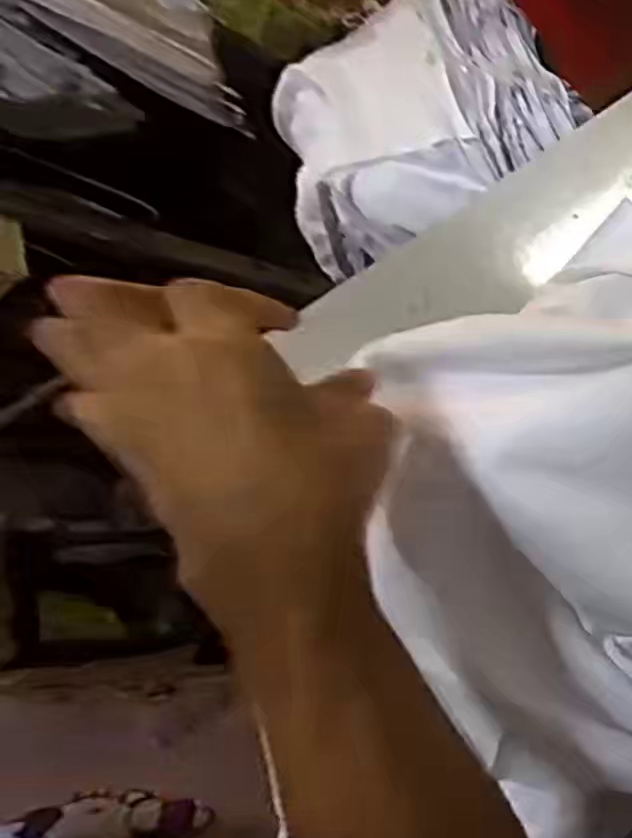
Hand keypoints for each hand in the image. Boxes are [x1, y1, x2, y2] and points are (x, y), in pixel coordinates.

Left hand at [29, 278, 393, 635]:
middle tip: (188, 322)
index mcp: (220, 347)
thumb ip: (347, 396)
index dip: (245, 301)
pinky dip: (109, 392)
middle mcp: (152, 362)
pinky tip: (154, 409)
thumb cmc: (323, 472)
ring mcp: (120, 403)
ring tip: (157, 357)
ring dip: (102, 338)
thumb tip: (350, 384)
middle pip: (93, 299)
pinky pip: (85, 398)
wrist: (269, 543)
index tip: (284, 327)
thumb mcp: (361, 426)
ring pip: (63, 341)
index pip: (203, 293)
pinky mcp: (113, 444)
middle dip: (132, 299)